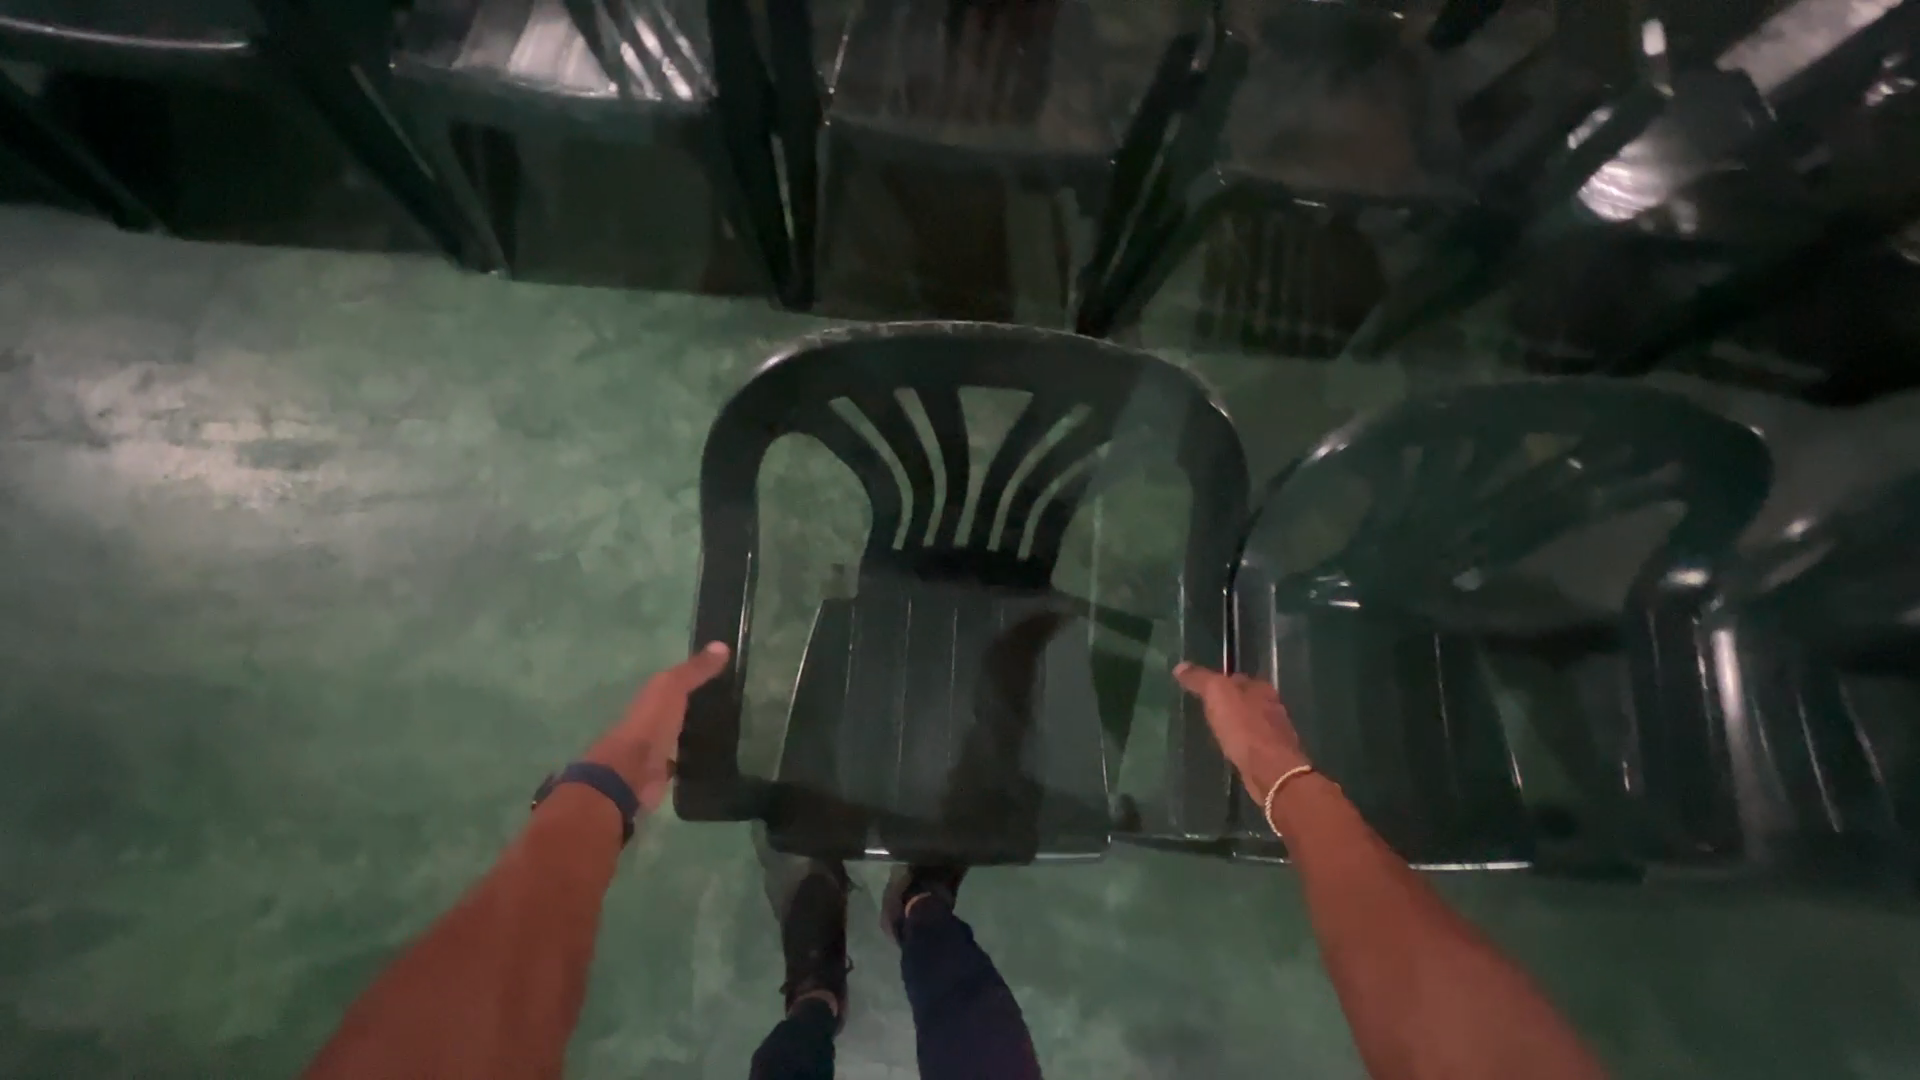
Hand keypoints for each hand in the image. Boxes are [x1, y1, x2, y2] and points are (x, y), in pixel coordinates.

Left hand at [583, 642, 730, 811]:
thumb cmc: (650, 725)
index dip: (698, 676)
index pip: (678, 682)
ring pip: (682, 733)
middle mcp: (653, 720)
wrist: (630, 773)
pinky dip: (696, 756)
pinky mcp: (664, 772)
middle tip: (735, 701)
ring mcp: (657, 747)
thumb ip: (694, 670)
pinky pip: (684, 759)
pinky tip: (716, 755)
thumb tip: (723, 645)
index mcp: (653, 697)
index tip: (726, 673)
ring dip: (698, 730)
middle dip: (700, 704)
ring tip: (732, 727)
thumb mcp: (672, 688)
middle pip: (680, 708)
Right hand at [1173, 663, 1310, 798]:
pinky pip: (1252, 742)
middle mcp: (1271, 706)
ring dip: (1236, 724)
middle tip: (1206, 709)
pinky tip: (1230, 749)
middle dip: (1229, 703)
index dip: (1218, 681)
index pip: (1236, 677)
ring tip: (1215, 730)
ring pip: (1250, 721)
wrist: (1270, 770)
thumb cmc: (1244, 727)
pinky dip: (1241, 742)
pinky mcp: (1272, 755)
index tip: (1202, 689)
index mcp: (1260, 687)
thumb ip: (1199, 678)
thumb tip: (1180, 666)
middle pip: (1245, 699)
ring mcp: (1274, 732)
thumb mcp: (1216, 694)